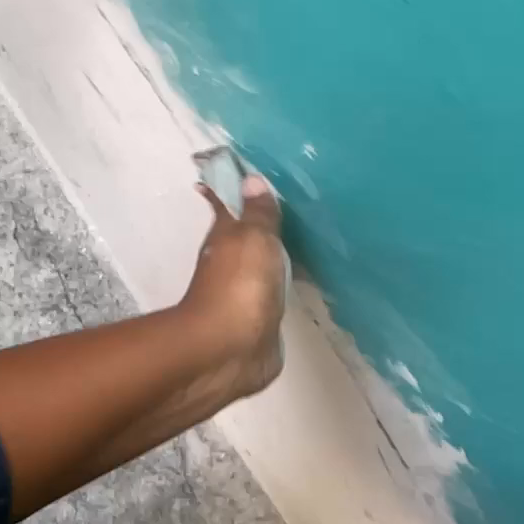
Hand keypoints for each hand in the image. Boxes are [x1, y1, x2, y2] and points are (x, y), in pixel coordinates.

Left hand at [180, 173, 287, 399]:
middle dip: (257, 222)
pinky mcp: (258, 320)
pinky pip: (273, 293)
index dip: (230, 190)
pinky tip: (299, 281)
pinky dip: (282, 284)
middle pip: (245, 236)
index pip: (226, 205)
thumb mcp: (253, 239)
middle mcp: (231, 262)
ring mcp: (244, 293)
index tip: (241, 174)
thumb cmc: (239, 285)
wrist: (230, 349)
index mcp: (224, 238)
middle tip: (285, 205)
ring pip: (259, 264)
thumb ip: (258, 213)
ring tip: (300, 239)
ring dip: (271, 254)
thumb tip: (250, 178)